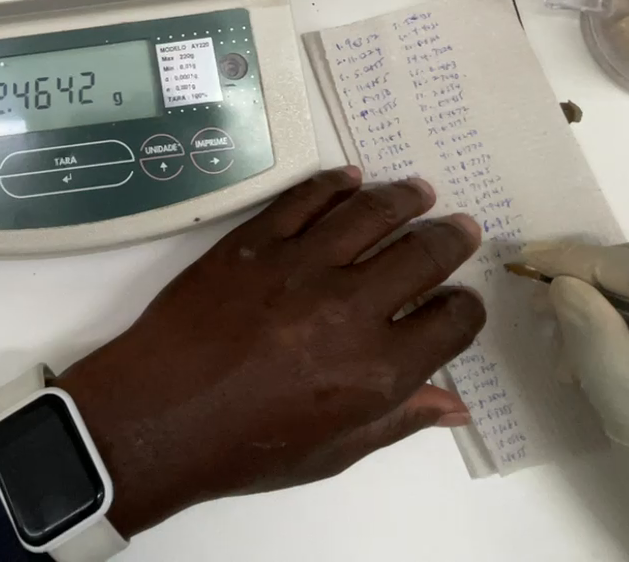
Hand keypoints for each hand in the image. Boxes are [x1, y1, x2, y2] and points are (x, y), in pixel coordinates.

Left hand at [55, 167, 484, 537]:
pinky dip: (332, 183)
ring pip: (368, 214)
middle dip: (449, 239)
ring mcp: (299, 265)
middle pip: (420, 256)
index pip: (449, 323)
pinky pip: (303, 199)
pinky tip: (349, 177)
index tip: (461, 298)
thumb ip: (397, 420)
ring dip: (401, 198)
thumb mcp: (333, 450)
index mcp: (378, 369)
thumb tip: (453, 404)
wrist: (163, 408)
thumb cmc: (248, 444)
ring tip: (418, 191)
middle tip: (459, 226)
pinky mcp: (255, 241)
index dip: (464, 308)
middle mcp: (350, 307)